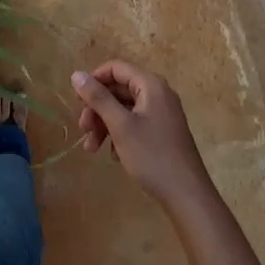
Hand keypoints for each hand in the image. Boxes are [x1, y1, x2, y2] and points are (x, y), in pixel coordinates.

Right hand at [72, 60, 208, 204]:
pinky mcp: (163, 132)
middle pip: (118, 90)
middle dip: (97, 109)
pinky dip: (120, 135)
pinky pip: (135, 123)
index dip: (94, 80)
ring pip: (124, 109)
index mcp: (151, 85)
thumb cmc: (152, 156)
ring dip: (105, 125)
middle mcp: (158, 94)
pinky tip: (114, 156)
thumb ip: (98, 98)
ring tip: (92, 149)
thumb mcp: (120, 126)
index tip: (77, 101)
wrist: (188, 196)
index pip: (116, 68)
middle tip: (83, 129)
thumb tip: (76, 74)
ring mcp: (162, 114)